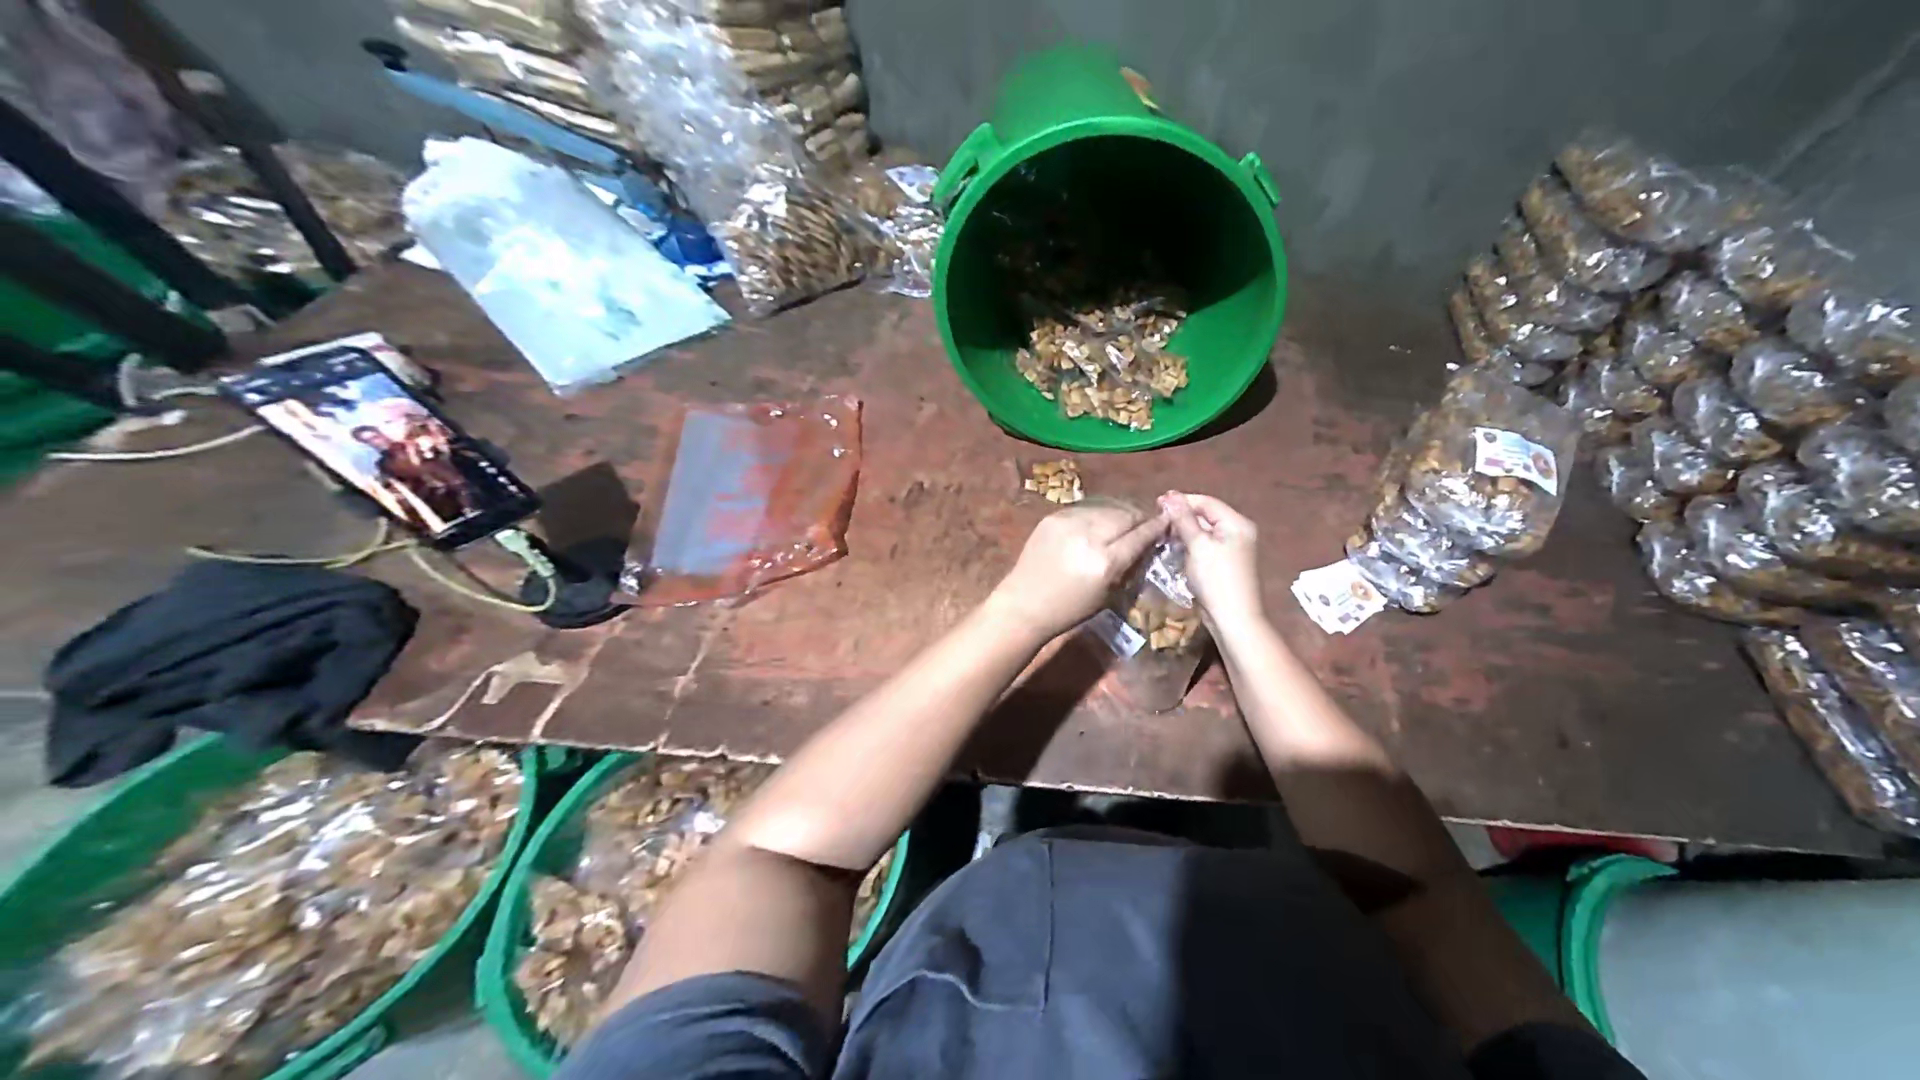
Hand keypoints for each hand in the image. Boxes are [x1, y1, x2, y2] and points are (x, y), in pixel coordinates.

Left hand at [984, 503, 1167, 640]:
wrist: (1024, 603)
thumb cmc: (1069, 609)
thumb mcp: (1107, 593)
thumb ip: (1127, 564)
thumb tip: (1144, 541)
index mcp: (1105, 562)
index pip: (1139, 535)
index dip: (1156, 526)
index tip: (1167, 521)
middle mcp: (1088, 537)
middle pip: (1125, 515)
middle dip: (1138, 518)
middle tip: (1144, 523)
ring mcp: (1068, 523)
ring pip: (1106, 508)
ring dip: (1118, 514)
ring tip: (1122, 522)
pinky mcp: (1053, 517)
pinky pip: (1084, 509)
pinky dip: (1096, 515)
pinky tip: (1097, 523)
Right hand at [1158, 491, 1265, 636]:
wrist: (1232, 618)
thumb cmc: (1215, 578)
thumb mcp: (1197, 545)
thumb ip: (1183, 519)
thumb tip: (1170, 496)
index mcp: (1236, 523)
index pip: (1206, 502)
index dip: (1181, 500)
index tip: (1156, 504)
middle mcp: (1237, 531)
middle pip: (1205, 515)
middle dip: (1181, 516)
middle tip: (1157, 521)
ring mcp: (1232, 547)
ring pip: (1203, 530)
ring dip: (1183, 530)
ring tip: (1162, 534)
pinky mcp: (1224, 562)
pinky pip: (1204, 544)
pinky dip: (1189, 543)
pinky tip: (1174, 547)